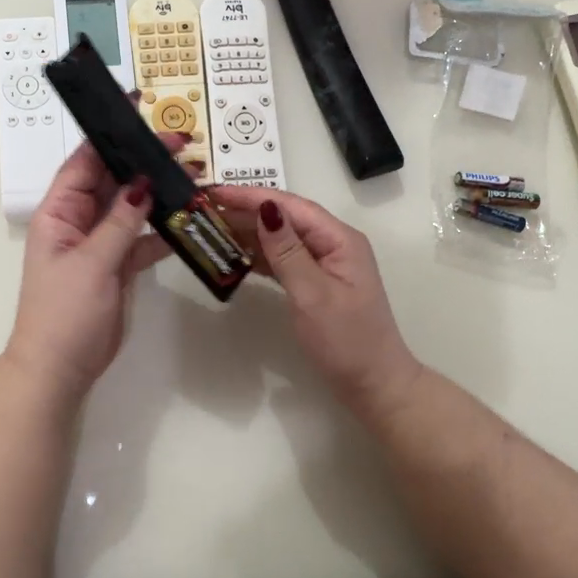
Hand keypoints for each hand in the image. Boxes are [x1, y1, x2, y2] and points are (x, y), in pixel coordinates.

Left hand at [4, 134, 188, 387]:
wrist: (60, 368)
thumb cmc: (63, 312)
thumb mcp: (91, 262)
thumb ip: (120, 222)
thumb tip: (143, 182)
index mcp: (59, 212)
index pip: (84, 162)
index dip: (109, 135)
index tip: (137, 109)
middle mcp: (78, 221)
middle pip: (112, 179)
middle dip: (142, 160)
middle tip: (182, 142)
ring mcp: (99, 244)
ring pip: (131, 207)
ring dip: (158, 192)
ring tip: (193, 174)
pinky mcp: (117, 266)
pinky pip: (142, 239)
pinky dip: (163, 229)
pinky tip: (189, 218)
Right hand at [210, 186, 420, 401]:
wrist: (373, 384)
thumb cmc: (346, 340)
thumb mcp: (313, 294)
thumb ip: (287, 251)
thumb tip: (265, 209)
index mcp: (339, 239)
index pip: (290, 206)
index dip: (251, 197)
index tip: (214, 193)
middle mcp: (333, 244)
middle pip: (285, 217)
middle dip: (245, 211)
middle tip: (204, 209)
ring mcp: (325, 263)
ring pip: (281, 237)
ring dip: (248, 232)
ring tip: (212, 227)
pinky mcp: (315, 282)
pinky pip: (282, 258)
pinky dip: (258, 255)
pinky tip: (234, 255)